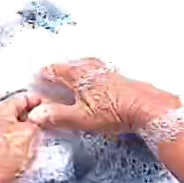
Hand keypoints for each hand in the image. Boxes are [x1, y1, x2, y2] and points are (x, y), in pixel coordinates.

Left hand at [0, 91, 43, 182]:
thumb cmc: (3, 160)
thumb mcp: (30, 132)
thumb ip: (40, 119)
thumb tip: (45, 114)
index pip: (24, 96)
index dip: (41, 101)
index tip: (53, 107)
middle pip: (21, 112)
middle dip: (37, 118)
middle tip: (49, 124)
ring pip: (20, 127)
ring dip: (32, 132)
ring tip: (41, 139)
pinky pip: (17, 140)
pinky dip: (26, 143)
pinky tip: (31, 151)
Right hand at [27, 59, 181, 136]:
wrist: (148, 108)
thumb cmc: (114, 112)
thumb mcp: (81, 118)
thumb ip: (57, 115)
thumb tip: (35, 114)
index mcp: (79, 75)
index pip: (56, 70)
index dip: (46, 75)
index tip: (39, 79)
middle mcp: (92, 68)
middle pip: (71, 64)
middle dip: (60, 69)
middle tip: (53, 75)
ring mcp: (107, 71)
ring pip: (86, 65)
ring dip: (77, 69)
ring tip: (73, 76)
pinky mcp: (120, 77)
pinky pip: (99, 70)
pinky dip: (92, 73)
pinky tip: (96, 82)